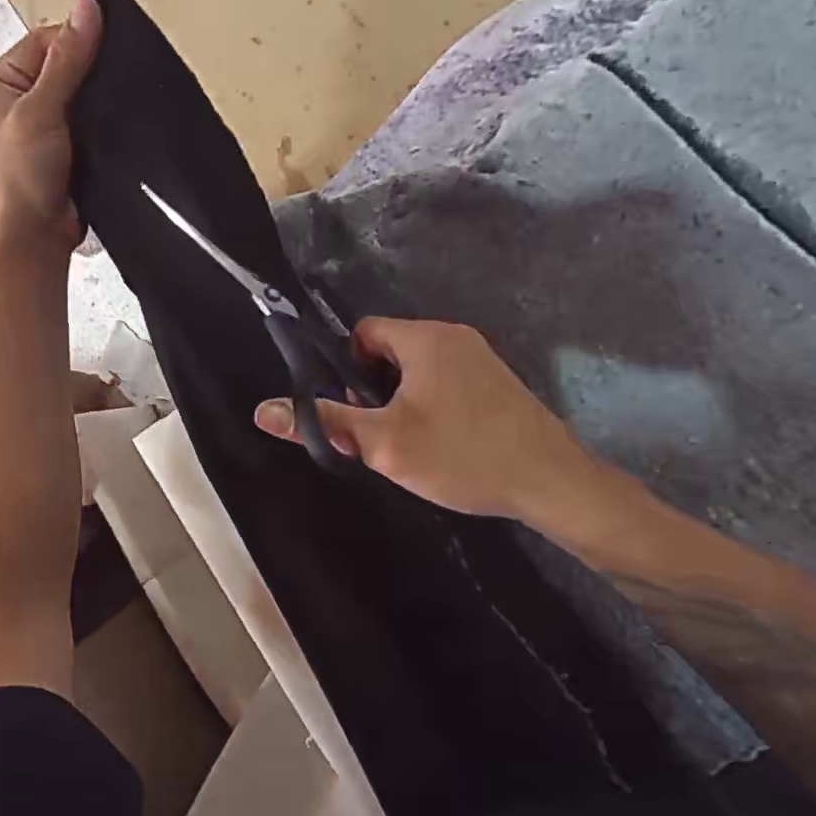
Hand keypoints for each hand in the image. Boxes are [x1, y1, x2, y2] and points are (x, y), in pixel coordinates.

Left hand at [0, 0, 102, 256]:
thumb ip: (68, 62)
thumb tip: (88, 9)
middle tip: (118, 82)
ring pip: (82, 93)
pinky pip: (91, 118)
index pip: (48, 41)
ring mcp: (45, 122)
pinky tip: (119, 123)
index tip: (109, 50)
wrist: (38, 234)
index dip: (79, 43)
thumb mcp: (42, 111)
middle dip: (92, 73)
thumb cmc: (24, 176)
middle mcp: (21, 97)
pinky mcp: (68, 143)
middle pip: (66, 64)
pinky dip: (105, 120)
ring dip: (100, 99)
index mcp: (1, 80)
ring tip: (121, 105)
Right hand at [253, 317, 600, 522]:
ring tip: (413, 444)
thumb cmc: (462, 455)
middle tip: (382, 434)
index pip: (363, 333)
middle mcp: (453, 336)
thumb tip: (264, 410)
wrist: (551, 482)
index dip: (347, 370)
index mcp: (425, 338)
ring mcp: (481, 357)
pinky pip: (446, 381)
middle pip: (390, 351)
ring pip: (418, 370)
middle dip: (375, 389)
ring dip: (403, 401)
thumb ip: (325, 422)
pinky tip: (444, 445)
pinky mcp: (497, 382)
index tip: (355, 410)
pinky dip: (432, 406)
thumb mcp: (384, 443)